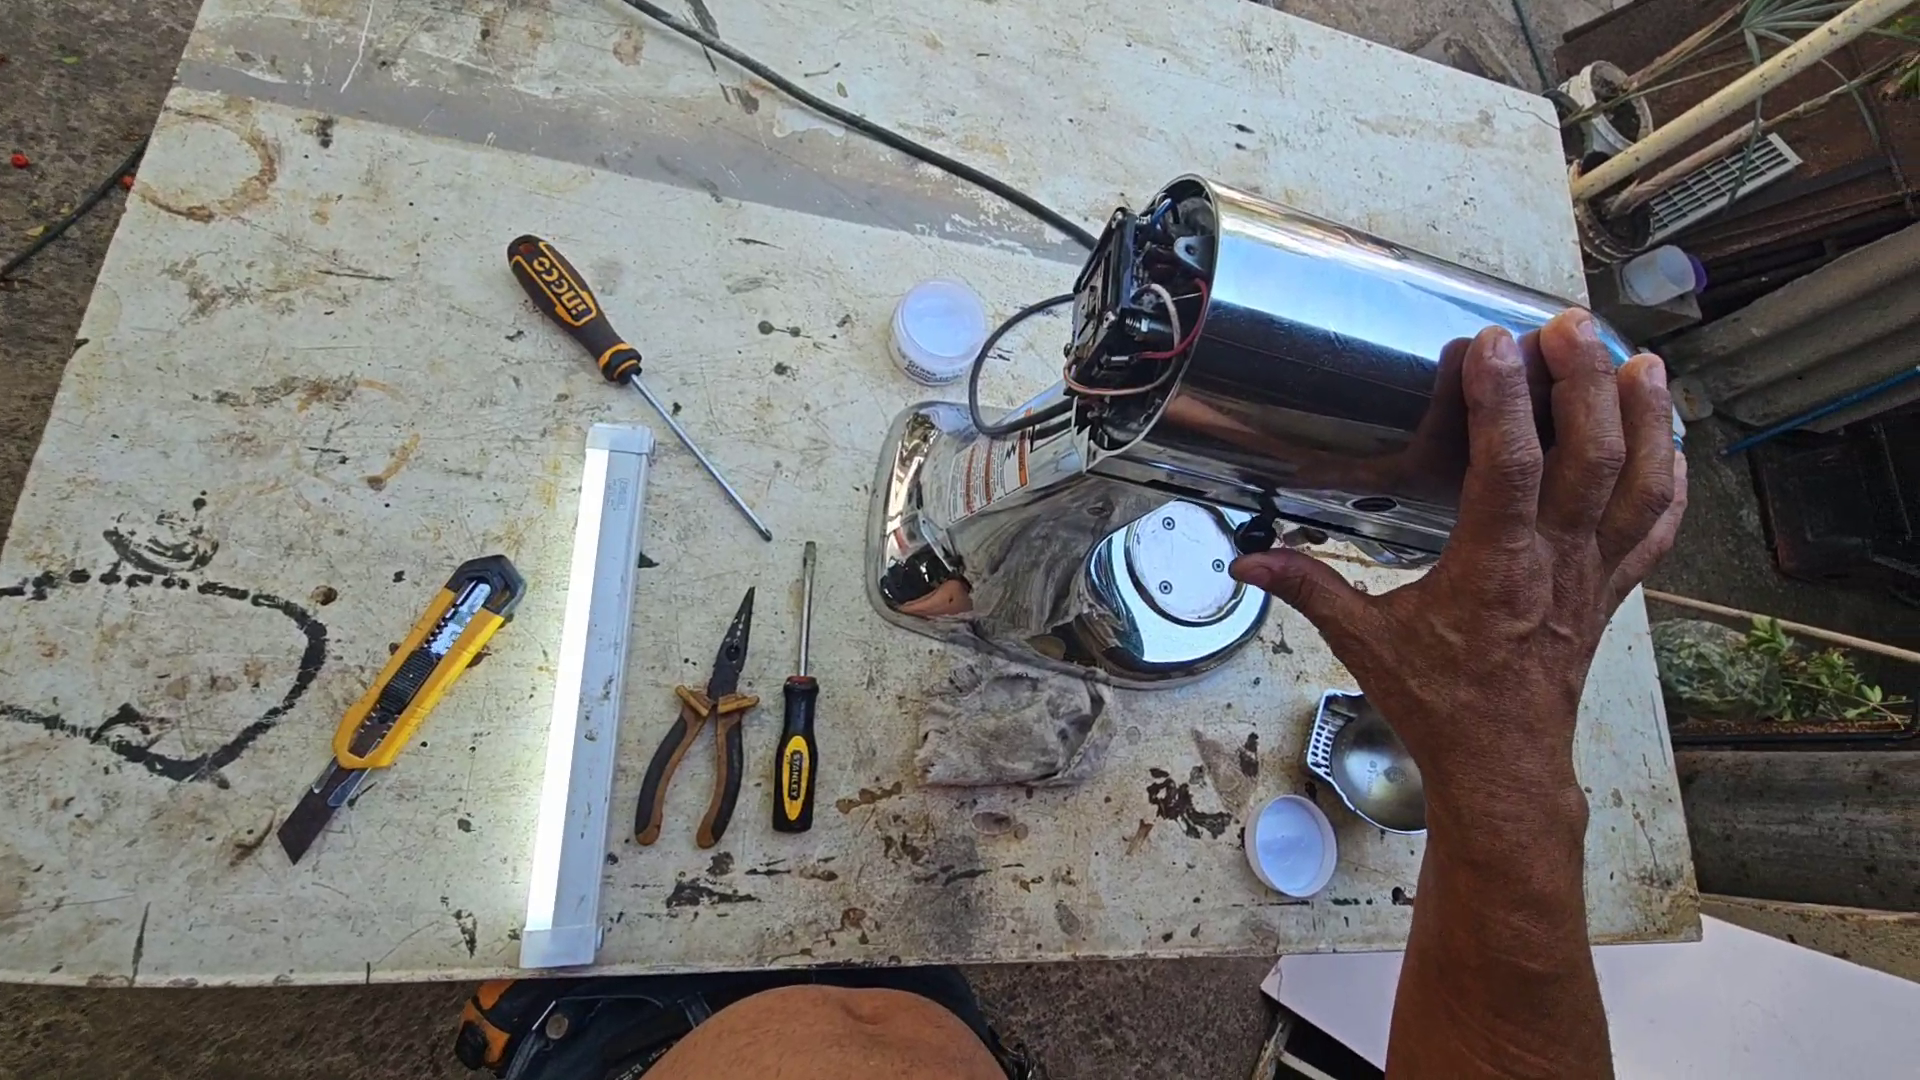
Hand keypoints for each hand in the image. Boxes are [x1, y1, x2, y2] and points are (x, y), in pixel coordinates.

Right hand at [1230, 309, 1685, 813]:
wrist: (1501, 762)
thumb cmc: (1436, 701)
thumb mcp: (1361, 641)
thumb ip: (1306, 589)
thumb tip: (1247, 559)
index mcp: (1491, 569)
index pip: (1506, 468)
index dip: (1501, 401)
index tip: (1490, 345)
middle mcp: (1554, 563)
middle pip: (1589, 458)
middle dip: (1580, 383)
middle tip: (1566, 326)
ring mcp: (1592, 575)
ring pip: (1639, 484)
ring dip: (1642, 417)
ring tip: (1636, 358)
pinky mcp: (1608, 590)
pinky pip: (1654, 526)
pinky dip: (1668, 476)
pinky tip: (1667, 439)